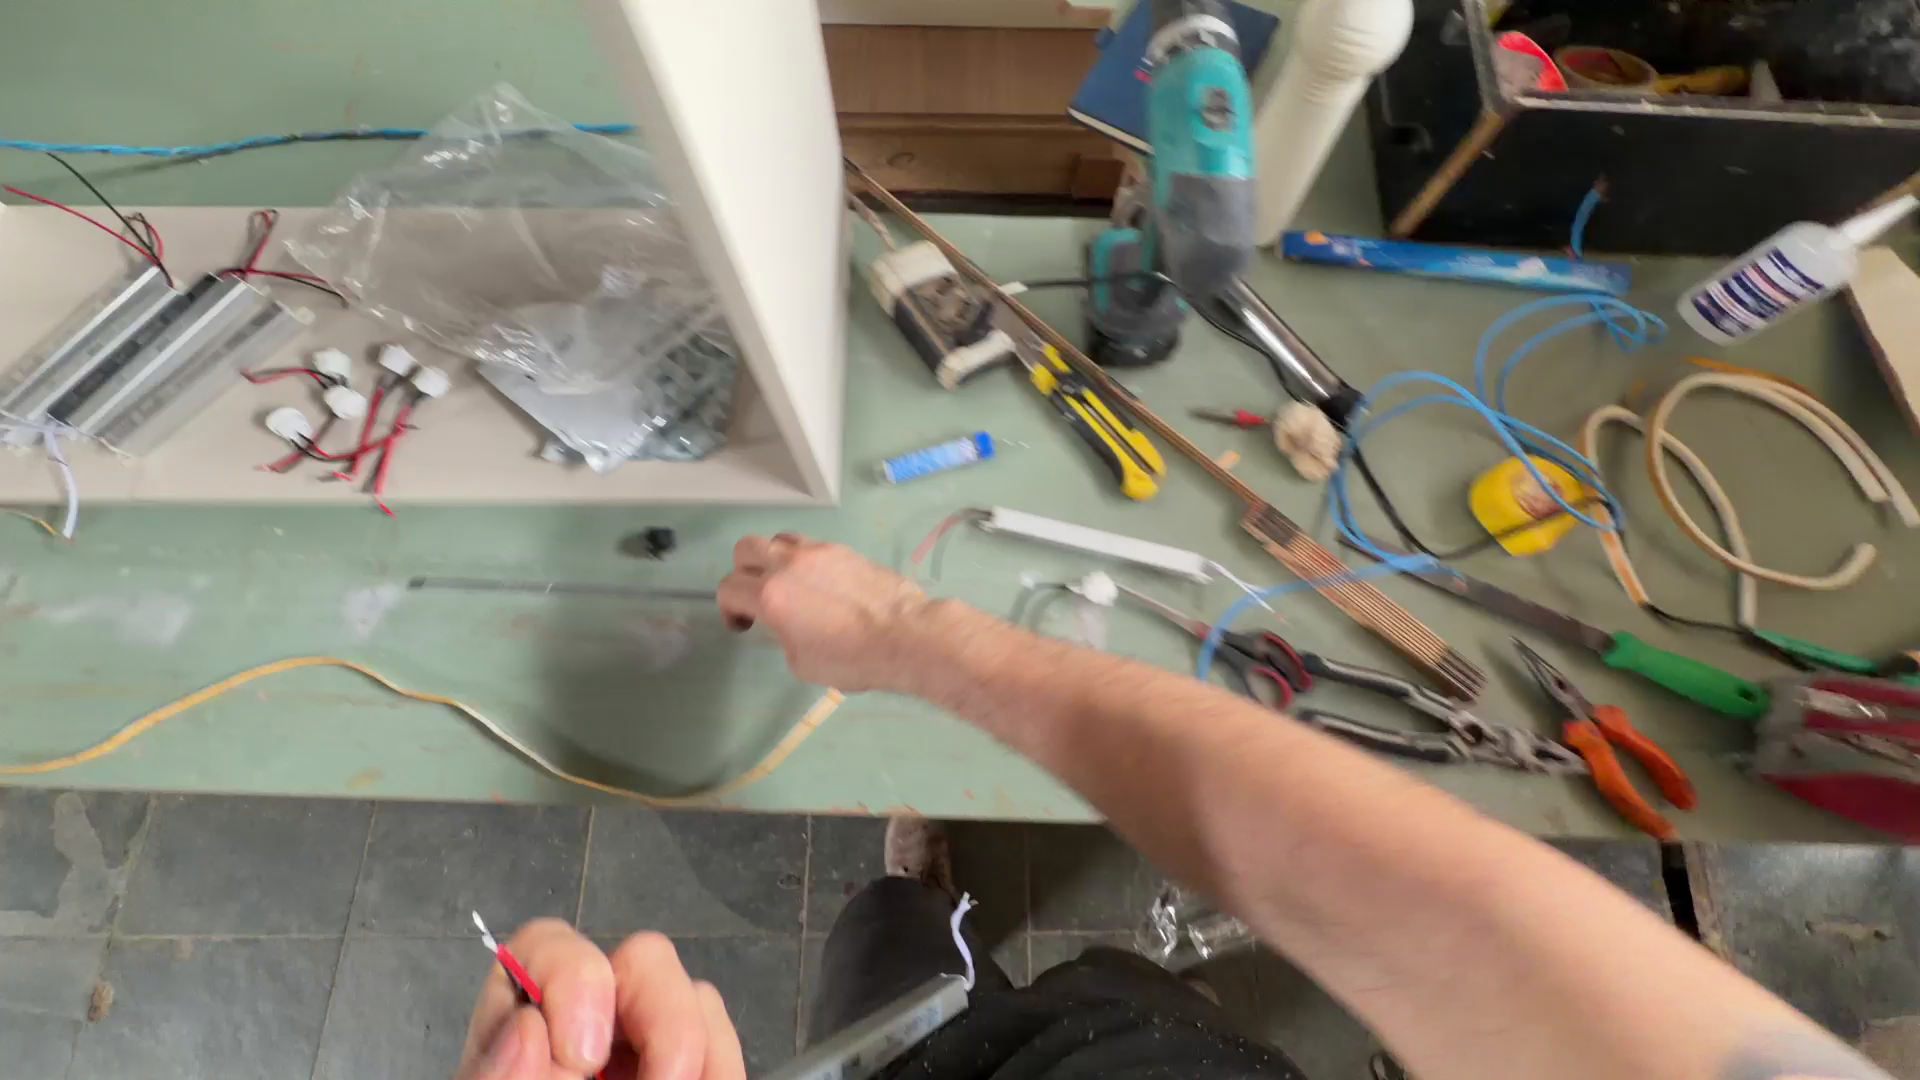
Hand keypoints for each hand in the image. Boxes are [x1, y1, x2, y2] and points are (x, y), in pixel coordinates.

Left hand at [455, 919, 743, 1079]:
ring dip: (700, 1047)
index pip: (543, 948)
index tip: (583, 1058)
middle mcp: (587, 1035)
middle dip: (667, 1016)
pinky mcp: (692, 1071)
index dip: (572, 977)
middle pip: (645, 960)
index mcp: (518, 1044)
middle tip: (667, 1079)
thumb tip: (527, 1028)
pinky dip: (724, 1067)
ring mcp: (642, 1055)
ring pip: (696, 999)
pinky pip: (724, 1046)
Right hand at [717, 533, 933, 692]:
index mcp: (771, 595)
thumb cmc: (853, 658)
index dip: (729, 609)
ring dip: (774, 559)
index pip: (729, 588)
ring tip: (790, 584)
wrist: (906, 635)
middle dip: (744, 573)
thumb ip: (783, 635)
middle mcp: (789, 564)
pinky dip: (804, 559)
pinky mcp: (844, 549)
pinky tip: (821, 582)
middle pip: (746, 549)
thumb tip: (787, 624)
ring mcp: (819, 551)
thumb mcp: (803, 663)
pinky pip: (811, 544)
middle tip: (758, 597)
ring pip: (779, 539)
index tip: (745, 626)